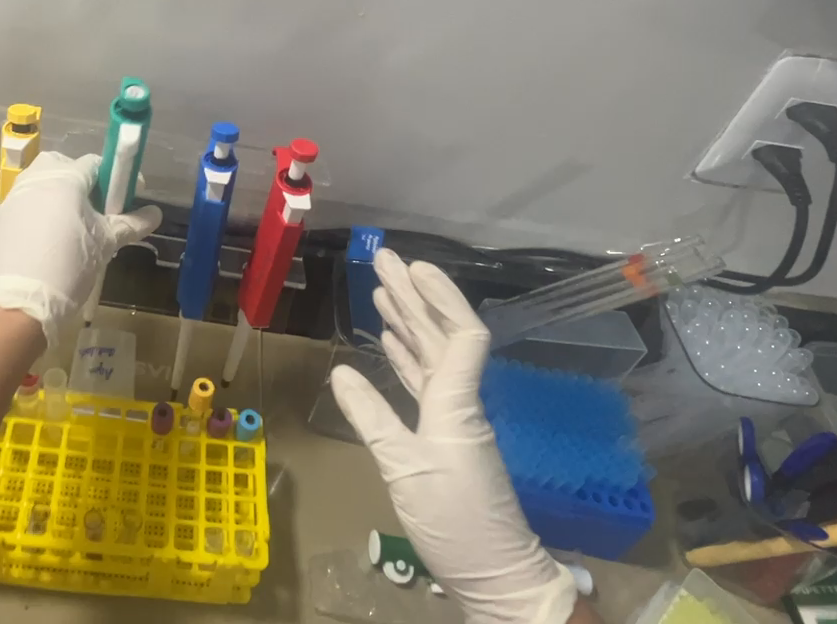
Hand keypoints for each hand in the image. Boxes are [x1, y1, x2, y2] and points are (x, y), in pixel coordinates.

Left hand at [0, 152, 161, 347]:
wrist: (20, 304)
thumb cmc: (70, 265)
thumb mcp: (107, 243)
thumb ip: (132, 223)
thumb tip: (156, 213)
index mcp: (65, 178)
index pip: (96, 163)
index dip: (116, 178)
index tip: (129, 197)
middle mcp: (36, 180)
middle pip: (64, 167)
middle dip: (83, 182)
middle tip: (99, 209)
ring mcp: (13, 200)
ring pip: (41, 185)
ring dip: (59, 197)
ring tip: (74, 226)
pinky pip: (25, 207)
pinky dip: (39, 215)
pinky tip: (48, 242)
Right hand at [331, 250, 580, 623]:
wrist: (496, 576)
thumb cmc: (455, 521)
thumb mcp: (405, 469)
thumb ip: (372, 418)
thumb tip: (340, 372)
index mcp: (456, 401)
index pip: (461, 334)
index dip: (441, 297)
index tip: (415, 266)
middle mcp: (458, 400)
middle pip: (439, 335)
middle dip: (411, 296)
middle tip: (382, 260)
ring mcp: (452, 418)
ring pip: (429, 355)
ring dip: (407, 321)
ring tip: (380, 290)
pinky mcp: (443, 436)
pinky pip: (424, 382)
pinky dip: (405, 358)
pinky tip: (389, 341)